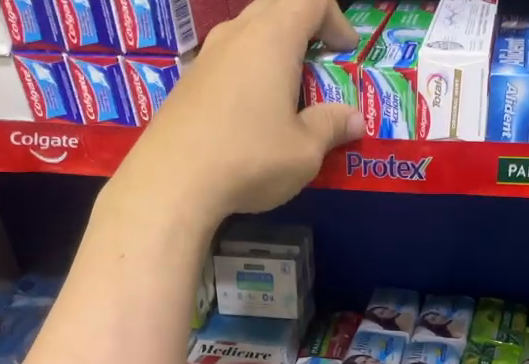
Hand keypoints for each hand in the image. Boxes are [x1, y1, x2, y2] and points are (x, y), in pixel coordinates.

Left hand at [115, 0, 364, 220]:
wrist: (174, 181)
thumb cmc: (250, 158)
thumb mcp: (304, 151)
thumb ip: (331, 127)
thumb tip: (355, 119)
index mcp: (273, 37)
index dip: (335, 17)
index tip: (346, 49)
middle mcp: (238, 34)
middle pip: (277, 7)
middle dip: (304, 28)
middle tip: (320, 64)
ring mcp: (207, 55)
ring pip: (248, 33)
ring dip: (274, 52)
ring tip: (288, 93)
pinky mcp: (188, 82)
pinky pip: (227, 62)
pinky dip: (249, 74)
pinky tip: (252, 116)